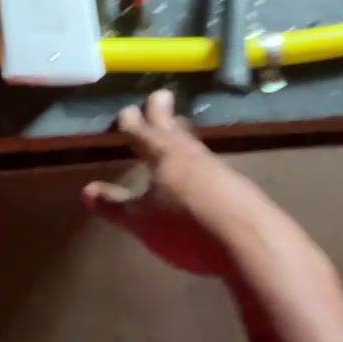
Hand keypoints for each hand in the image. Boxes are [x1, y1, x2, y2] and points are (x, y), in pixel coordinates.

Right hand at [81, 90, 280, 276]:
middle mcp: (192, 156)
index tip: (127, 109)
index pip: (141, 132)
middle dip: (163, 113)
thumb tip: (85, 191)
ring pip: (196, 146)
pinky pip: (216, 168)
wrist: (256, 245)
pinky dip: (205, 164)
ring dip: (185, 137)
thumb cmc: (188, 228)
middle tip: (161, 95)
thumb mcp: (143, 222)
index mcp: (163, 156)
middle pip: (173, 129)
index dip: (132, 122)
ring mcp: (221, 171)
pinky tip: (208, 174)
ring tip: (181, 131)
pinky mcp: (243, 192)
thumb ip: (115, 206)